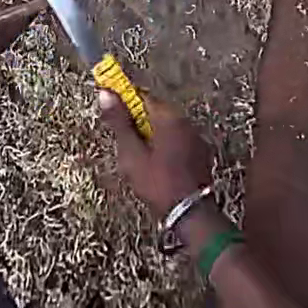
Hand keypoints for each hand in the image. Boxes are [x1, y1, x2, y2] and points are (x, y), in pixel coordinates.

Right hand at [95, 90, 213, 219]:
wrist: (190, 214)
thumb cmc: (157, 182)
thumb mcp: (132, 153)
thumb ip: (119, 122)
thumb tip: (106, 93)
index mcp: (167, 116)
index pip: (142, 96)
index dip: (125, 103)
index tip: (114, 116)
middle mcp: (185, 119)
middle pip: (156, 110)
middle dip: (139, 121)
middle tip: (126, 143)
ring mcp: (196, 135)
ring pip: (168, 125)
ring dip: (153, 133)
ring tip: (141, 157)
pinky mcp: (202, 151)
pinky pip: (179, 139)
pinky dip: (168, 144)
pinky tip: (160, 165)